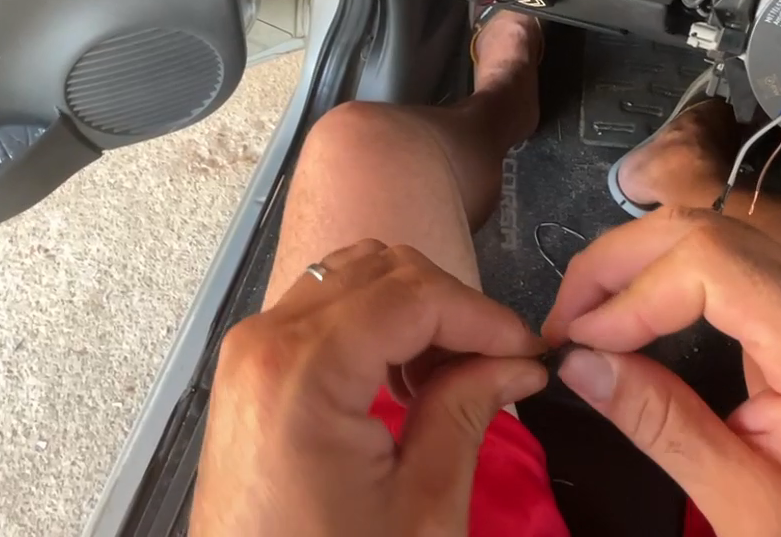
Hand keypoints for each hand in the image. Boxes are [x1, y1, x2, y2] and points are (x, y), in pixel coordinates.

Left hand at [191, 240, 547, 536]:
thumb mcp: (420, 511)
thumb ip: (467, 412)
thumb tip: (518, 362)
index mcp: (305, 368)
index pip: (414, 294)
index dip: (482, 315)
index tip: (528, 350)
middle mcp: (268, 335)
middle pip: (386, 269)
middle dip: (452, 307)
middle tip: (496, 362)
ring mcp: (253, 342)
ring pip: (356, 272)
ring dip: (414, 305)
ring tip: (448, 369)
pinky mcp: (253, 359)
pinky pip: (327, 299)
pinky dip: (376, 315)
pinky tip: (400, 370)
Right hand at [542, 209, 780, 536]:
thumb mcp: (751, 513)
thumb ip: (662, 426)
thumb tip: (575, 361)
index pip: (710, 263)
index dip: (630, 290)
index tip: (577, 341)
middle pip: (702, 229)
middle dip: (617, 263)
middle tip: (564, 320)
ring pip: (707, 229)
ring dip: (634, 261)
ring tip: (587, 313)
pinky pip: (723, 255)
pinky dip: (663, 271)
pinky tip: (633, 308)